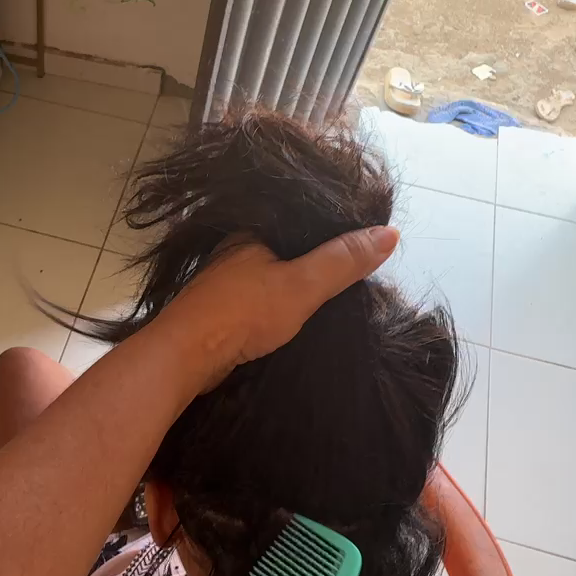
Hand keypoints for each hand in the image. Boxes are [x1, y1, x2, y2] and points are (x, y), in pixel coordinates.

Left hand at [143, 227, 397, 390]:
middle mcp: (232, 251)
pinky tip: (290, 316)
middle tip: (349, 273)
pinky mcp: (215, 311)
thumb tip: (390, 233)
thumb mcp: (302, 284)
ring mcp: (221, 282)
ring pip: (267, 276)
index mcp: (250, 231)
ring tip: (326, 295)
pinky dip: (274, 305)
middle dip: (311, 258)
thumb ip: (342, 261)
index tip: (359, 244)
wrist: (185, 356)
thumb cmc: (242, 313)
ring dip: (290, 284)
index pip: (298, 219)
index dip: (329, 229)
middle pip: (282, 248)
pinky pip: (255, 300)